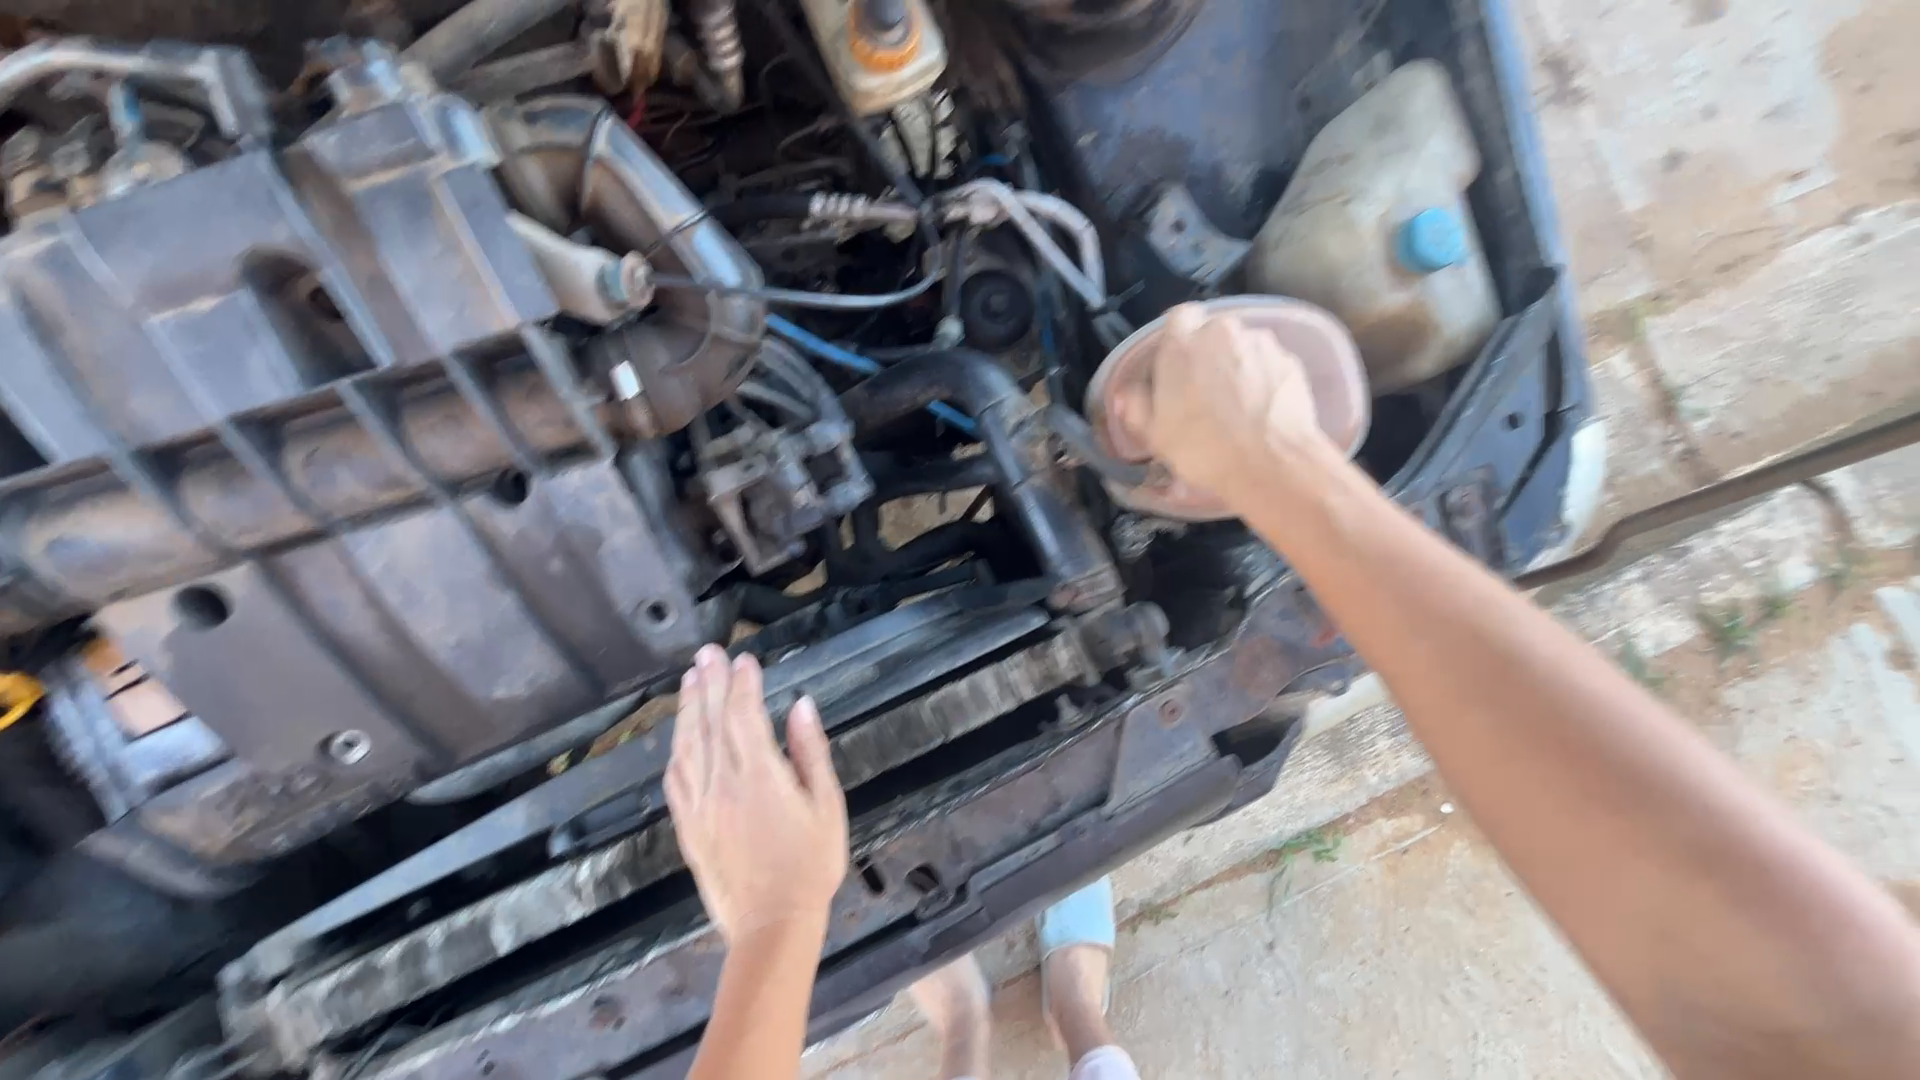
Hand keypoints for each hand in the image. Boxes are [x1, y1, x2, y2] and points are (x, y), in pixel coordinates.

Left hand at [666, 645, 848, 945]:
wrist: (771, 926)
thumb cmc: (811, 864)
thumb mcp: (827, 806)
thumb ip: (810, 752)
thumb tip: (801, 705)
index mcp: (760, 777)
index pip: (744, 716)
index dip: (742, 683)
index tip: (744, 658)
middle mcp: (722, 785)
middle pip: (710, 723)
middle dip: (708, 683)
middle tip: (706, 652)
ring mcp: (699, 806)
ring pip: (688, 746)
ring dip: (688, 709)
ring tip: (689, 680)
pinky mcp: (688, 828)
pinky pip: (675, 780)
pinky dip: (676, 750)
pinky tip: (678, 736)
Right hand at [1111, 302, 1332, 505]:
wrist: (1269, 463)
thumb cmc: (1201, 448)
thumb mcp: (1154, 434)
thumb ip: (1135, 406)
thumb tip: (1125, 393)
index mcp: (1182, 343)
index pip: (1178, 317)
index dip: (1179, 338)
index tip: (1178, 363)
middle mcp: (1221, 331)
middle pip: (1213, 331)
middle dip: (1209, 353)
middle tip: (1205, 389)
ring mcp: (1260, 343)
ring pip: (1243, 346)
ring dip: (1238, 364)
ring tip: (1238, 402)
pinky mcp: (1290, 359)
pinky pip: (1268, 362)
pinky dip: (1263, 377)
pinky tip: (1261, 407)